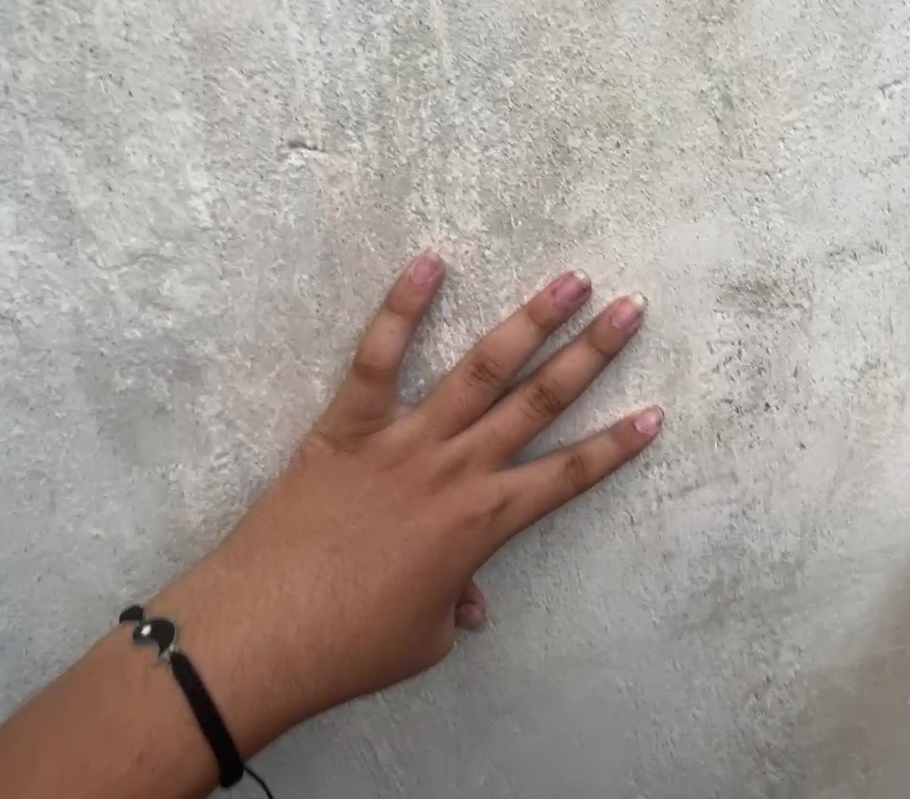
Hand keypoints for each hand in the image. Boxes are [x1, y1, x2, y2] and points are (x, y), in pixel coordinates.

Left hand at [152, 253, 660, 751]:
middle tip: (630, 309)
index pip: (570, 475)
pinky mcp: (350, 423)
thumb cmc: (349, 646)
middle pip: (542, 400)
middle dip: (593, 353)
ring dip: (532, 321)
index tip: (655, 413)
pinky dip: (402, 308)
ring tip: (570, 281)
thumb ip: (460, 601)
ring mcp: (406, 439)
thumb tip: (476, 601)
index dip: (617, 447)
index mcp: (485, 521)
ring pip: (483, 368)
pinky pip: (379, 357)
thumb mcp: (426, 636)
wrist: (254, 640)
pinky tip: (430, 262)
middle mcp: (458, 467)